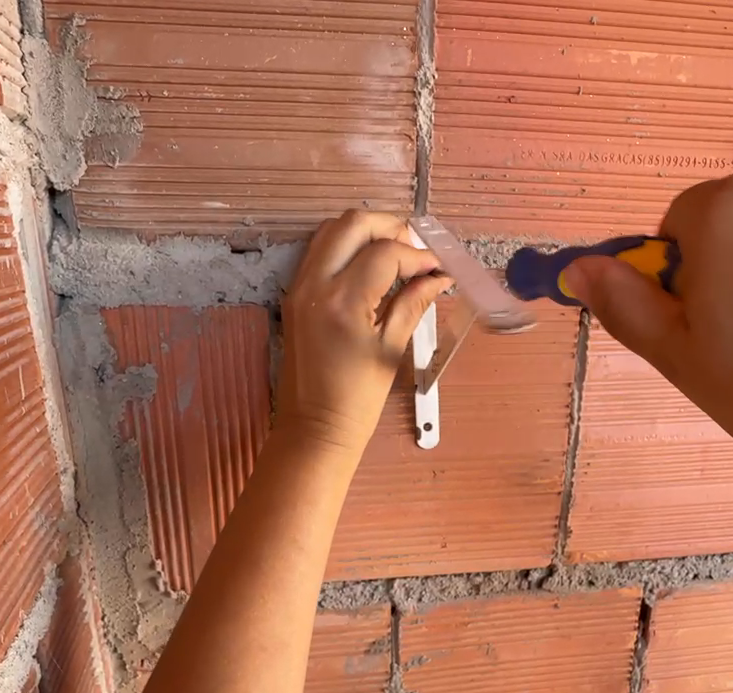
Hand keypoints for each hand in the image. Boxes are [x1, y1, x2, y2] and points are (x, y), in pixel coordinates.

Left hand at [278, 210, 450, 452]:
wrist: (314, 428)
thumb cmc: (357, 399)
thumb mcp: (391, 349)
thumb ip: (413, 303)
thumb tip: (438, 276)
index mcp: (343, 301)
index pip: (386, 253)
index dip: (417, 255)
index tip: (437, 267)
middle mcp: (315, 284)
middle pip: (353, 224)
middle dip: (390, 227)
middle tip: (415, 250)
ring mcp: (299, 287)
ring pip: (331, 231)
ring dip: (365, 233)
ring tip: (395, 254)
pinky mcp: (294, 295)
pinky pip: (319, 252)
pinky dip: (345, 248)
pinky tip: (369, 267)